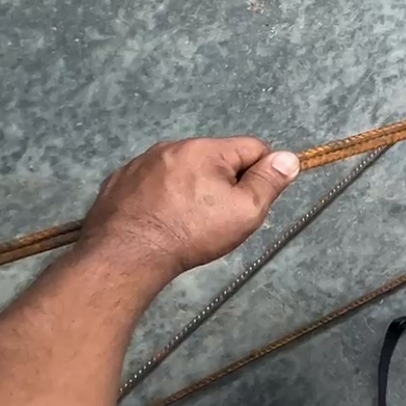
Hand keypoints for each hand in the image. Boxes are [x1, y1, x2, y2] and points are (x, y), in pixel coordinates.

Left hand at [78, 138, 297, 280]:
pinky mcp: (116, 182)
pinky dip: (163, 194)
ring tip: (187, 218)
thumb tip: (288, 157)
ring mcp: (138, 163)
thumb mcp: (247, 210)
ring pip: (185, 168)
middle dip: (225, 180)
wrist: (123, 258)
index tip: (247, 200)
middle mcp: (170, 147)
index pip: (253, 148)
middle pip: (218, 158)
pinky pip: (154, 180)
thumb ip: (270, 181)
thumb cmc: (192, 233)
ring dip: (193, 186)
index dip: (260, 174)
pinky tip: (161, 217)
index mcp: (205, 149)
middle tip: (220, 213)